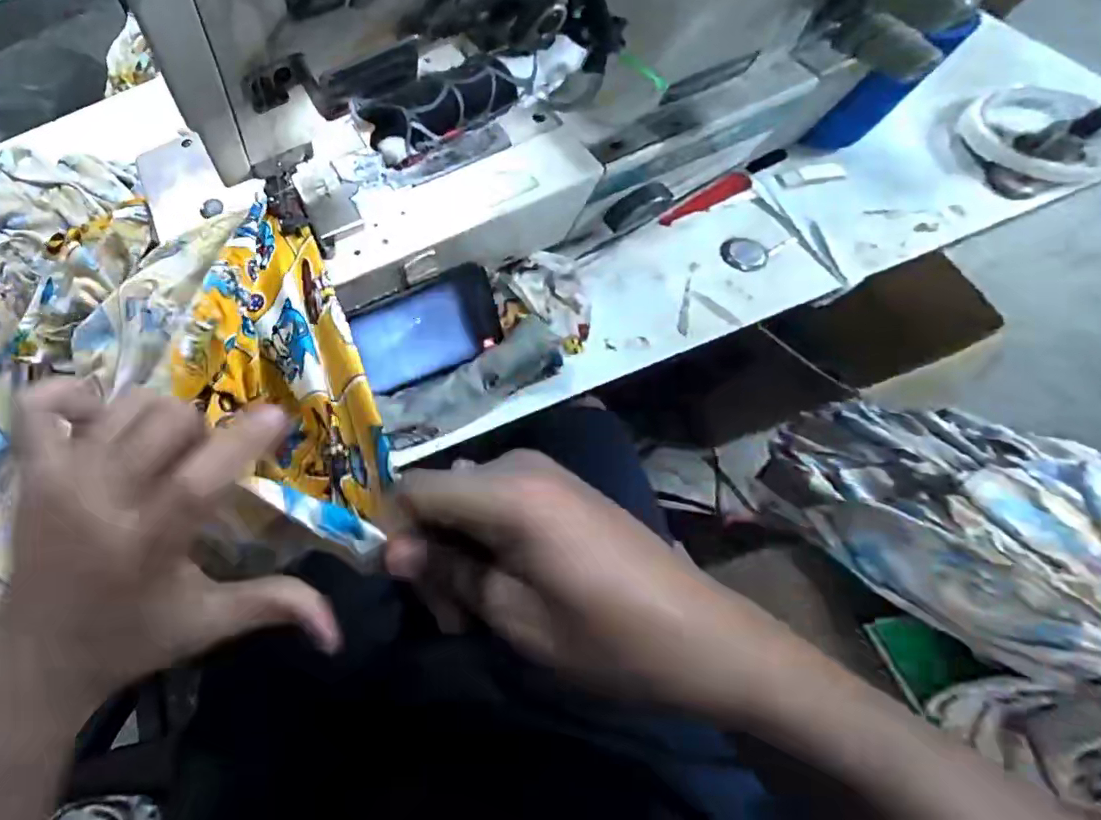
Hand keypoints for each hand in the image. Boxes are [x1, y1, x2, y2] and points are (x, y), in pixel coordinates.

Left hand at [0, 380, 340, 714]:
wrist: (37, 656)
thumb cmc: (129, 638)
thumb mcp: (204, 625)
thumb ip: (270, 607)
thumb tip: (336, 627)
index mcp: (145, 546)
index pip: (197, 481)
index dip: (242, 440)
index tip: (276, 415)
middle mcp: (99, 502)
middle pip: (167, 423)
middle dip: (201, 432)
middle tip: (200, 461)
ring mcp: (58, 479)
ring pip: (126, 404)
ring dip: (159, 415)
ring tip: (161, 448)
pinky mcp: (30, 470)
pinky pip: (41, 403)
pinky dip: (74, 395)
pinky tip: (100, 417)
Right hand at [386, 450, 813, 725]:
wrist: (706, 635)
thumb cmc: (608, 636)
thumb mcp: (516, 617)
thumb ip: (448, 573)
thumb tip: (393, 551)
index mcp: (505, 491)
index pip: (413, 487)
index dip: (393, 530)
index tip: (402, 583)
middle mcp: (517, 463)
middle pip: (438, 494)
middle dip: (429, 550)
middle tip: (448, 615)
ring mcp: (541, 470)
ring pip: (463, 498)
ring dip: (456, 549)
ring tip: (476, 608)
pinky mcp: (556, 485)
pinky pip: (494, 499)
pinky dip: (483, 538)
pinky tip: (503, 581)